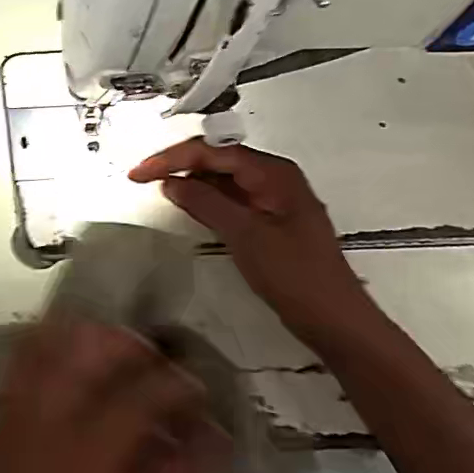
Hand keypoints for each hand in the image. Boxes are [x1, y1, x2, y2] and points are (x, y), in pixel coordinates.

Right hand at [129, 139, 367, 342]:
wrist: (335, 320)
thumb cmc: (295, 275)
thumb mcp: (245, 235)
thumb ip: (205, 203)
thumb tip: (171, 182)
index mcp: (273, 173)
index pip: (212, 152)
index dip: (171, 159)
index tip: (138, 173)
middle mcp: (274, 179)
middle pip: (217, 161)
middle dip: (178, 165)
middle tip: (141, 177)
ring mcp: (272, 201)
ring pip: (222, 181)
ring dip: (190, 183)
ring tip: (155, 189)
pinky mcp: (269, 222)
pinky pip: (231, 201)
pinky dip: (205, 202)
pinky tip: (185, 207)